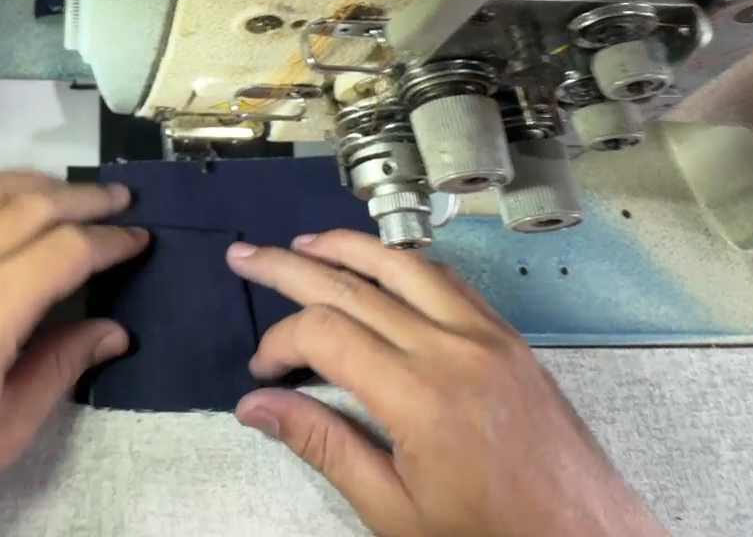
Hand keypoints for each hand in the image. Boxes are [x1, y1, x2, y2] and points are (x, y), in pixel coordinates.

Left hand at [0, 171, 147, 535]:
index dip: (111, 240)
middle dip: (84, 198)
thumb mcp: (4, 430)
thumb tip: (115, 330)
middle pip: (34, 203)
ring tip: (67, 191)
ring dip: (35, 183)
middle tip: (120, 198)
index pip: (69, 248)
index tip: (140, 236)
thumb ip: (63, 365)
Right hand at [225, 230, 663, 536]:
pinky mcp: (508, 335)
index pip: (325, 334)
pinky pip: (447, 277)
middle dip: (287, 266)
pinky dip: (402, 261)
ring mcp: (485, 333)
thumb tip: (252, 406)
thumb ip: (323, 446)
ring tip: (301, 243)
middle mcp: (451, 347)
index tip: (261, 371)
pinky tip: (378, 263)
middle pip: (351, 284)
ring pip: (400, 263)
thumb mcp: (397, 514)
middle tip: (244, 255)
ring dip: (344, 247)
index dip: (280, 342)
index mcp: (420, 396)